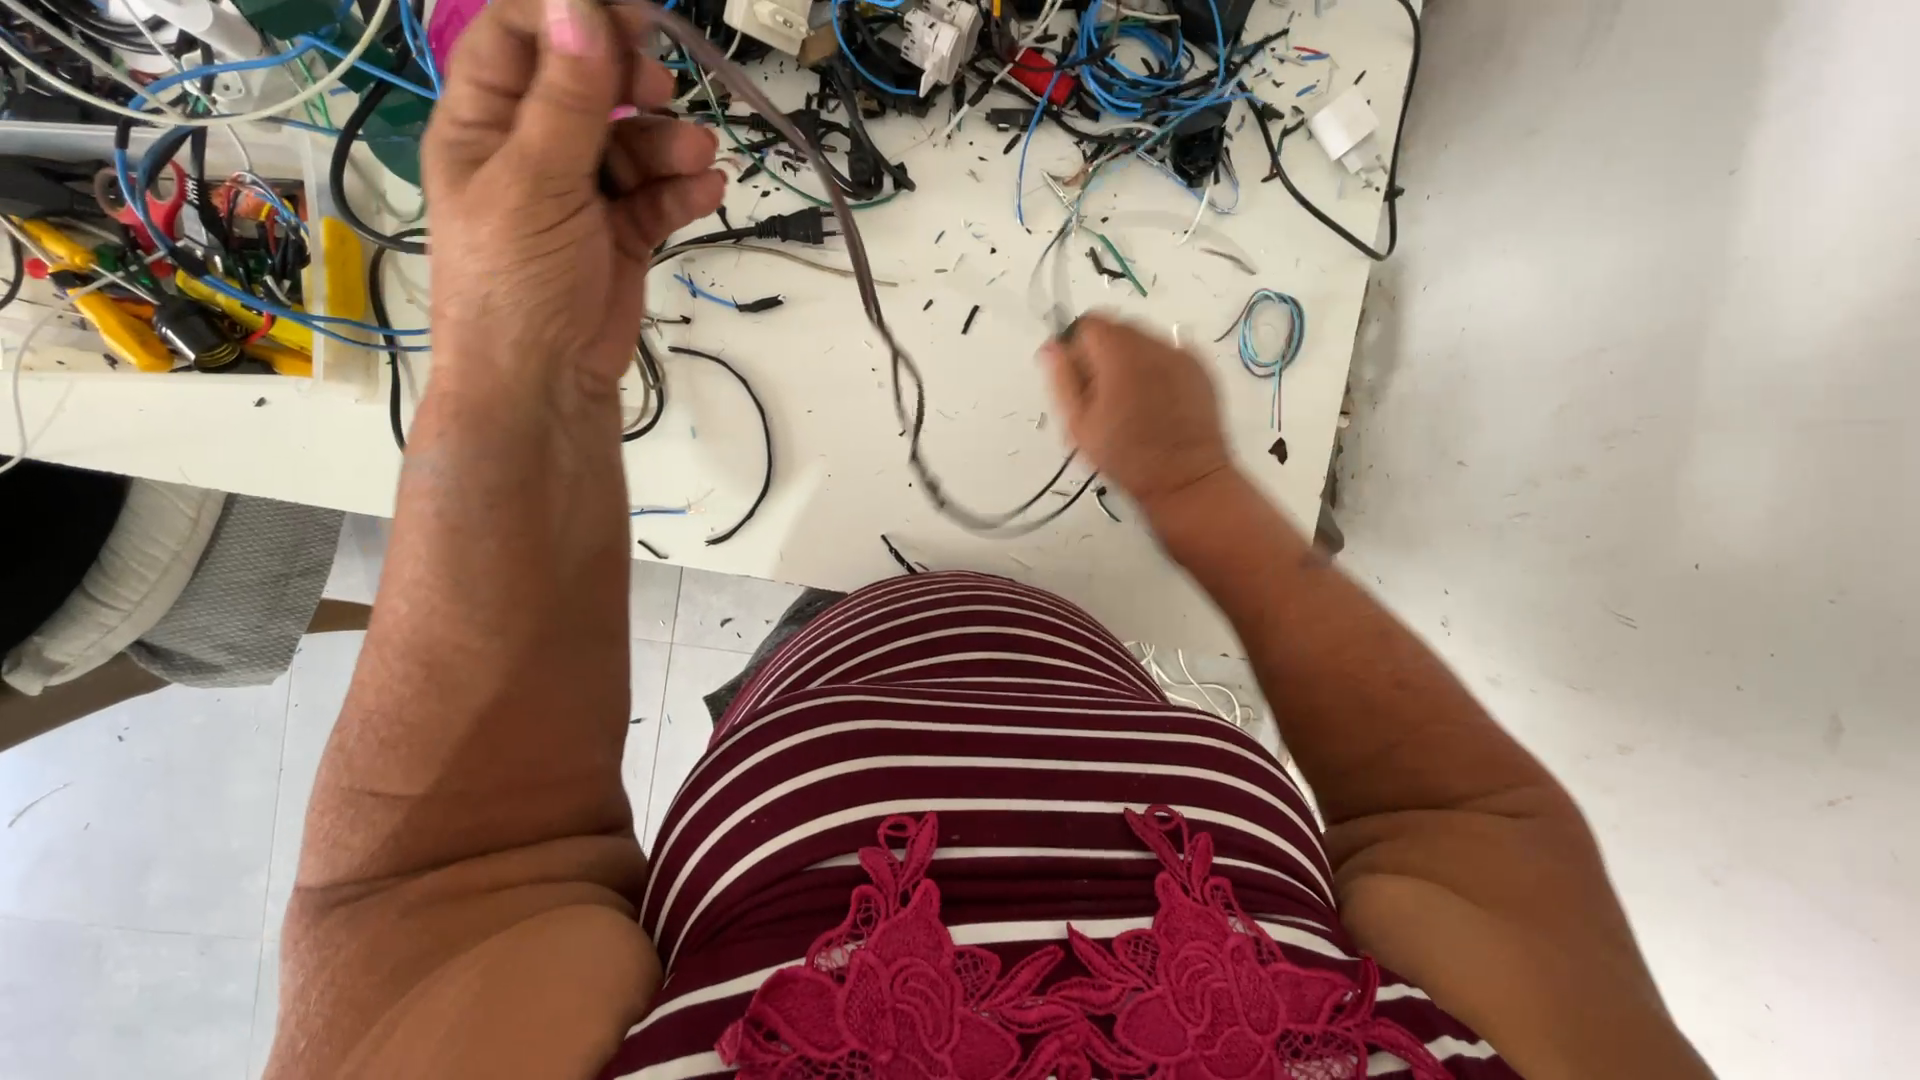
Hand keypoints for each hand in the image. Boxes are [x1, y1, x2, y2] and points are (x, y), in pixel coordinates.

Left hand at [423, 0, 725, 394]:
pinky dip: (682, 191)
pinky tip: (706, 191)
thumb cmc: (516, 278)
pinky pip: (656, 197)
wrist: (544, 380)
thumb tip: (581, 4)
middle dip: (628, 82)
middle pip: (586, 86)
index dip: (568, 17)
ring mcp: (581, 195)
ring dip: (668, 145)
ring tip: (698, 157)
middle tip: (661, 87)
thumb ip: (566, 98)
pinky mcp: (622, 235)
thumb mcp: (535, 180)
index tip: (627, 17)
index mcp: (484, 124)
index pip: (519, 39)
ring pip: (632, 144)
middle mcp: (533, 151)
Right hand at [1039, 313, 1234, 511]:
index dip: (1076, 345)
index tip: (1077, 375)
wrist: (1185, 479)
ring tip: (1129, 401)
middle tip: (1100, 394)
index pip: (1089, 323)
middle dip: (1103, 353)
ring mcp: (1182, 355)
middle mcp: (1154, 345)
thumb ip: (1061, 378)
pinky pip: (1170, 356)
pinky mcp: (1201, 369)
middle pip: (1118, 328)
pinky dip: (1157, 370)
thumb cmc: (1126, 456)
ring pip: (1144, 341)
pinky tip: (1154, 402)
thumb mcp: (1079, 423)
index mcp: (1119, 354)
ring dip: (1130, 360)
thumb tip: (1052, 348)